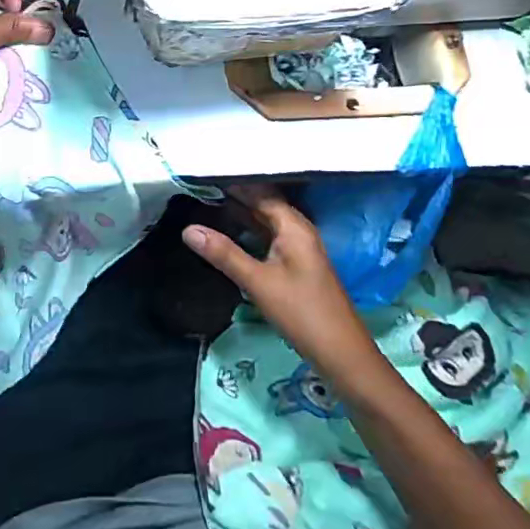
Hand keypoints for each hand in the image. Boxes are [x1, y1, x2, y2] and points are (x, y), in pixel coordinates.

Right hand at [182, 184, 382, 378]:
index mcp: (294, 226)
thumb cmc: (302, 313)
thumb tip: (188, 229)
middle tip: (199, 187)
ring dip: (241, 213)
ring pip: (266, 221)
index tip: (203, 174)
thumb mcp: (257, 282)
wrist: (341, 354)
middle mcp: (298, 231)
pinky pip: (268, 237)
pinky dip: (248, 231)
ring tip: (207, 204)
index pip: (261, 192)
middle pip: (264, 204)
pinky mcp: (296, 264)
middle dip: (235, 195)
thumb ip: (223, 253)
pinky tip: (229, 235)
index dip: (234, 182)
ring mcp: (299, 248)